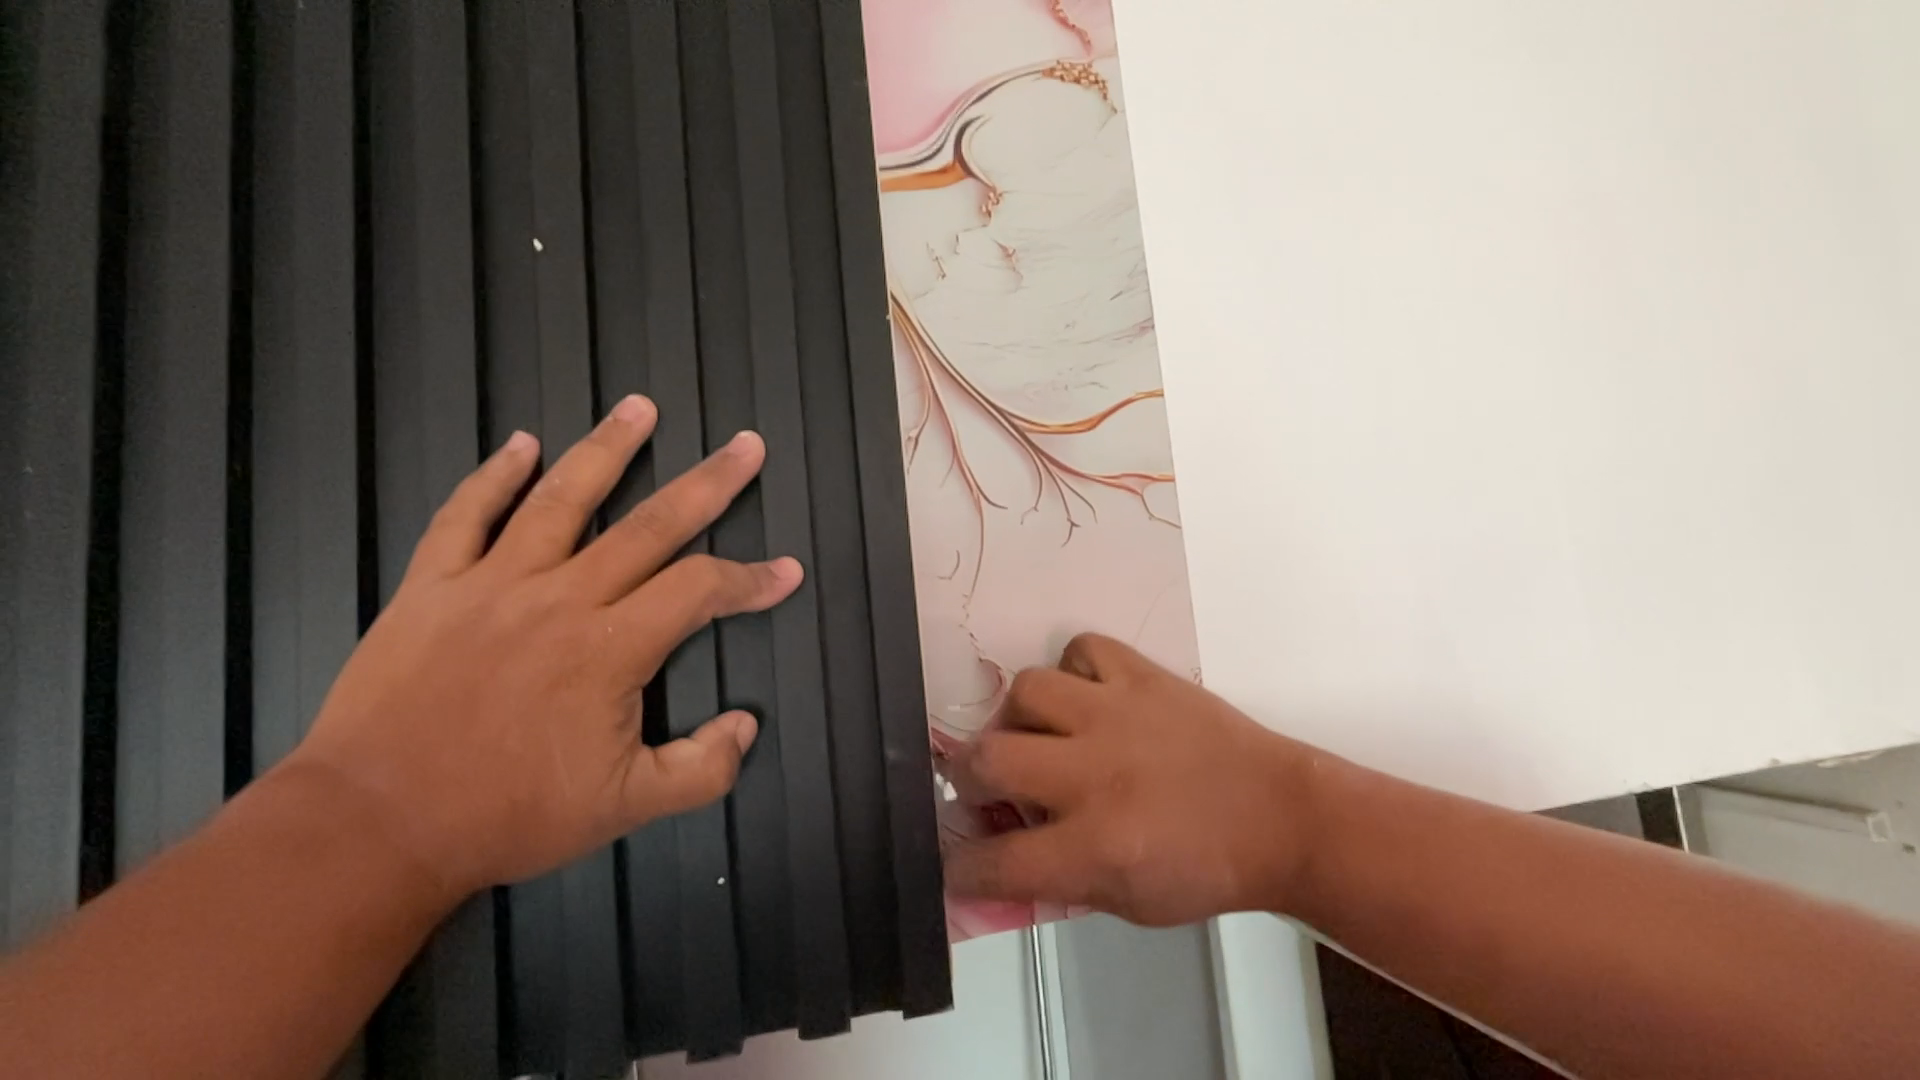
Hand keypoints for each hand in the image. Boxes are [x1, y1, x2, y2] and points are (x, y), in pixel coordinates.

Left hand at [277, 395, 798, 898]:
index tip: (786, 572)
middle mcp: (561, 598)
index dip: (751, 579)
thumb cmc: (507, 816)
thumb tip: (747, 724)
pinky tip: (521, 444)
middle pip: (651, 525)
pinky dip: (493, 476)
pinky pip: (464, 516)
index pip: (701, 590)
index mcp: (611, 648)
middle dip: (709, 483)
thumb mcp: (626, 809)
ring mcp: (492, 585)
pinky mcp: (431, 587)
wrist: (373, 826)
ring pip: (562, 499)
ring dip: (608, 448)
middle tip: (746, 445)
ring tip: (640, 407)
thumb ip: (703, 769)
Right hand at [945, 634, 1318, 926]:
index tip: (956, 860)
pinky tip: (1085, 698)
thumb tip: (996, 859)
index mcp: (1095, 846)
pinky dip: (1073, 671)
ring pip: (1025, 690)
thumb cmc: (1206, 869)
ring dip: (1018, 718)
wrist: (1281, 816)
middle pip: (988, 760)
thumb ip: (1056, 880)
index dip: (961, 866)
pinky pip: (1081, 649)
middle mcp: (1096, 774)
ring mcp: (1118, 715)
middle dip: (968, 778)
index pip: (996, 861)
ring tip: (1038, 734)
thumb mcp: (1128, 901)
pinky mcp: (1143, 676)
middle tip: (985, 785)